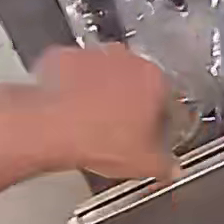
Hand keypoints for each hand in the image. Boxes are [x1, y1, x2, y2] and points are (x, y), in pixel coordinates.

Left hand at [17, 44, 174, 181]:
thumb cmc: (101, 139)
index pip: (168, 100)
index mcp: (155, 80)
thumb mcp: (147, 165)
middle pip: (137, 82)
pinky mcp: (64, 57)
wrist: (52, 129)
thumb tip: (172, 168)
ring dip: (104, 93)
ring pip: (106, 74)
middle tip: (125, 131)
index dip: (161, 121)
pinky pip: (76, 73)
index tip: (154, 134)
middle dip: (133, 103)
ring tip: (96, 123)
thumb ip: (167, 165)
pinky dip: (75, 88)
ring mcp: (93, 55)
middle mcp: (126, 60)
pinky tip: (74, 111)